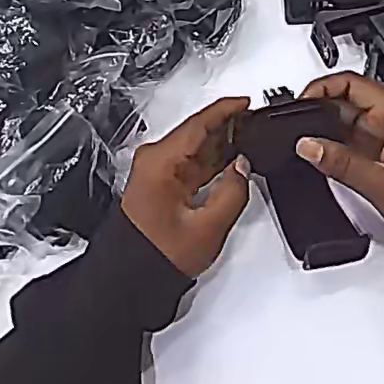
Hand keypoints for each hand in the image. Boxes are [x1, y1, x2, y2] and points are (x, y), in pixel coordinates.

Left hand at [123, 97, 252, 276]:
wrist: (130, 281)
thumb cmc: (157, 256)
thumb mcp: (208, 227)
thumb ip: (233, 192)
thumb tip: (242, 167)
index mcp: (161, 162)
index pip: (198, 124)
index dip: (225, 110)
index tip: (245, 102)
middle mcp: (155, 160)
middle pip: (195, 132)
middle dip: (226, 126)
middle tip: (254, 121)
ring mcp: (156, 171)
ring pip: (195, 147)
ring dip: (220, 143)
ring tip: (248, 139)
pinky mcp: (161, 183)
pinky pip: (190, 162)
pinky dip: (211, 159)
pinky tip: (230, 161)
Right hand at [297, 73, 383, 259]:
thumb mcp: (382, 183)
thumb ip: (340, 162)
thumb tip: (308, 145)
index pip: (350, 82)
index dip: (321, 88)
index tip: (301, 103)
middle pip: (345, 99)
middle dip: (319, 111)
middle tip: (297, 127)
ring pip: (347, 121)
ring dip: (326, 131)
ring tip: (307, 146)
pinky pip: (354, 141)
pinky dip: (337, 148)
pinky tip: (325, 160)